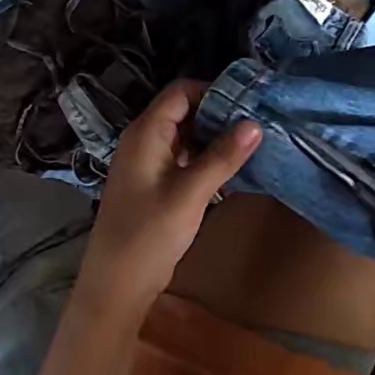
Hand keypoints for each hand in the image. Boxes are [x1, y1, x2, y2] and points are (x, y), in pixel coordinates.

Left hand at [80, 80, 260, 308]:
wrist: (117, 283)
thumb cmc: (149, 234)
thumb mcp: (191, 193)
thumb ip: (223, 157)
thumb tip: (255, 124)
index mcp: (146, 133)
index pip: (181, 92)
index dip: (214, 90)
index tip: (249, 102)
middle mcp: (144, 141)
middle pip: (184, 111)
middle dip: (219, 114)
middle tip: (258, 123)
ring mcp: (148, 164)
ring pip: (186, 137)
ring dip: (215, 138)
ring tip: (252, 144)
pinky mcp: (155, 185)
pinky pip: (184, 159)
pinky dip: (206, 159)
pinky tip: (232, 169)